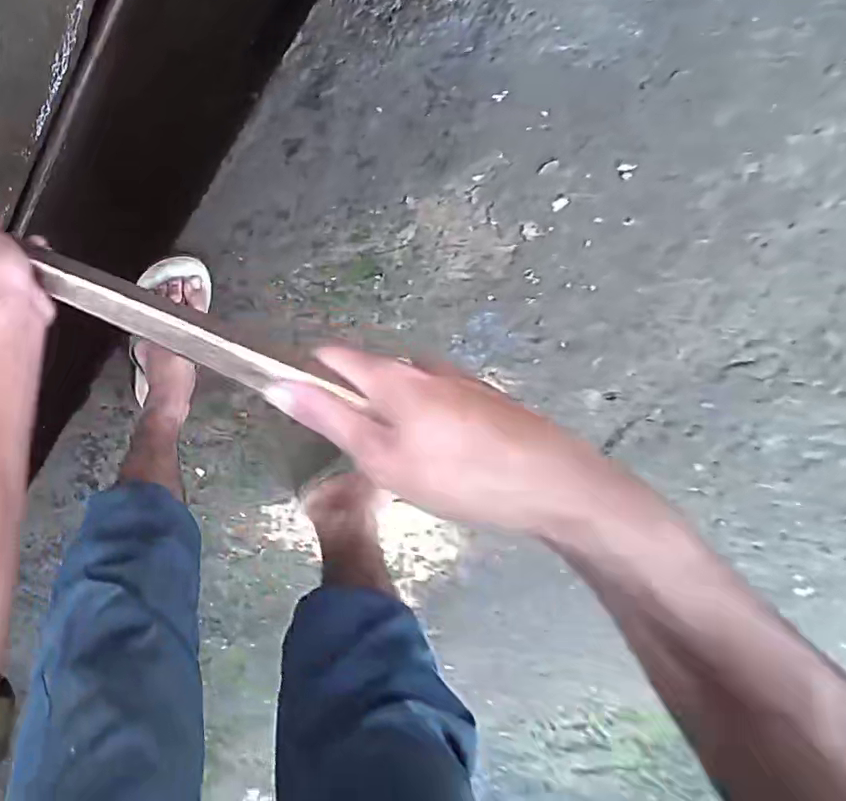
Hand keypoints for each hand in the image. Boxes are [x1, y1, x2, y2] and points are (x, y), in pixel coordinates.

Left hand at [0, 211, 53, 324]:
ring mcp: (4, 289)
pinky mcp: (26, 297)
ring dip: (29, 252)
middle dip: (10, 240)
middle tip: (15, 237)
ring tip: (33, 249)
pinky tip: (40, 265)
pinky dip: (40, 268)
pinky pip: (34, 274)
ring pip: (18, 261)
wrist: (19, 308)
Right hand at [265, 344, 645, 538]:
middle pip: (370, 371)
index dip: (310, 373)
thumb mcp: (381, 457)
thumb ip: (327, 418)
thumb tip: (277, 385)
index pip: (332, 354)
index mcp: (390, 376)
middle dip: (355, 399)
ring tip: (409, 458)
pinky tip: (450, 456)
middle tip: (364, 450)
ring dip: (394, 409)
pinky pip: (440, 398)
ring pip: (408, 386)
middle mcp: (422, 367)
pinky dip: (428, 417)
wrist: (568, 491)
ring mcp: (462, 380)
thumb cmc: (460, 476)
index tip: (308, 407)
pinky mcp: (492, 399)